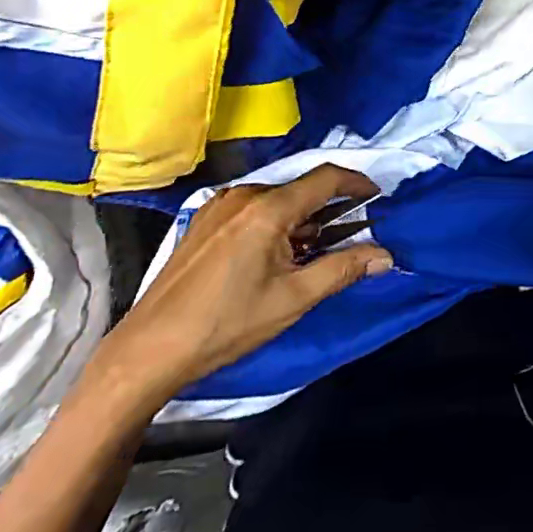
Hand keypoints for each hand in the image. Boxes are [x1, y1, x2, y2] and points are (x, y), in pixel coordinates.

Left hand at [95, 166, 393, 401]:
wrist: (146, 353)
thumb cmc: (225, 324)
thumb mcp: (294, 298)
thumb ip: (344, 268)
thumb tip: (386, 255)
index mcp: (268, 208)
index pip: (326, 178)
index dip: (358, 183)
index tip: (377, 197)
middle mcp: (243, 196)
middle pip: (302, 188)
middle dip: (330, 208)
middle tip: (347, 236)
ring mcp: (218, 207)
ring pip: (278, 198)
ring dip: (302, 217)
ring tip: (311, 251)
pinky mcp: (202, 222)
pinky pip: (254, 207)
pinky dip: (276, 221)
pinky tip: (275, 254)